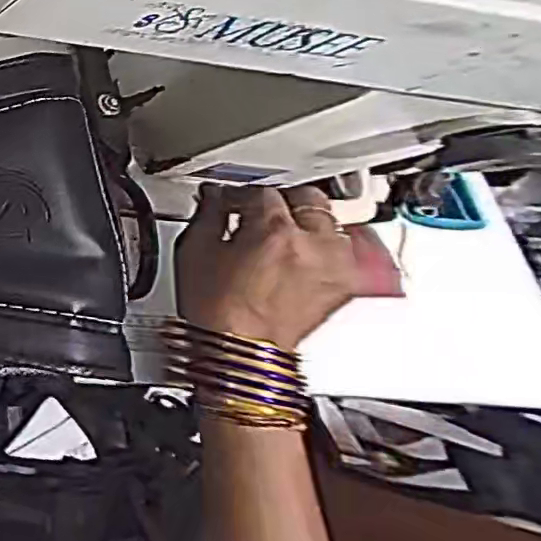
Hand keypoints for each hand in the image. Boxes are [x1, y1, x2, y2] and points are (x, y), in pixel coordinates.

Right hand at [175, 184, 398, 349]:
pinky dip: (327, 245)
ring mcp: (334, 266)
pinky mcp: (345, 285)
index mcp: (273, 230)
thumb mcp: (196, 248)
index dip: (238, 194)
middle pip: (308, 198)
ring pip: (332, 222)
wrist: (240, 348)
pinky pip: (345, 251)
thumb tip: (216, 198)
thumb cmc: (217, 308)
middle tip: (260, 208)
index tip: (228, 201)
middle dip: (281, 199)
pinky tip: (304, 249)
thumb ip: (209, 213)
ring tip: (285, 228)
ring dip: (308, 220)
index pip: (260, 192)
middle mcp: (313, 245)